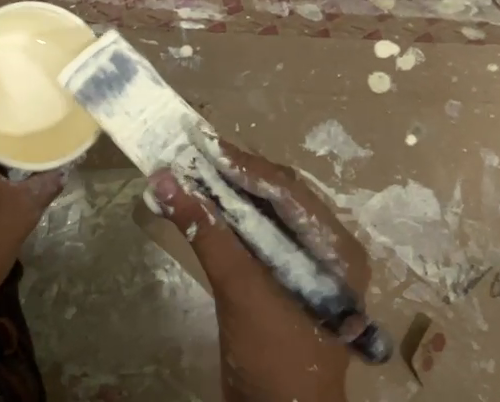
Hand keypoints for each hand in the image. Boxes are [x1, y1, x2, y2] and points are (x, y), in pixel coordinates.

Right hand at [150, 141, 370, 401]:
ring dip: (224, 192)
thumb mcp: (239, 290)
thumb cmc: (276, 358)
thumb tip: (163, 178)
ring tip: (187, 170)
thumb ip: (204, 230)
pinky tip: (197, 206)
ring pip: (262, 212)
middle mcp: (328, 249)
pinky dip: (224, 217)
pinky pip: (254, 234)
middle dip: (231, 173)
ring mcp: (307, 266)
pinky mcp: (283, 279)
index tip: (199, 141)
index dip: (241, 163)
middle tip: (190, 151)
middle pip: (276, 195)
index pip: (287, 190)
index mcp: (337, 249)